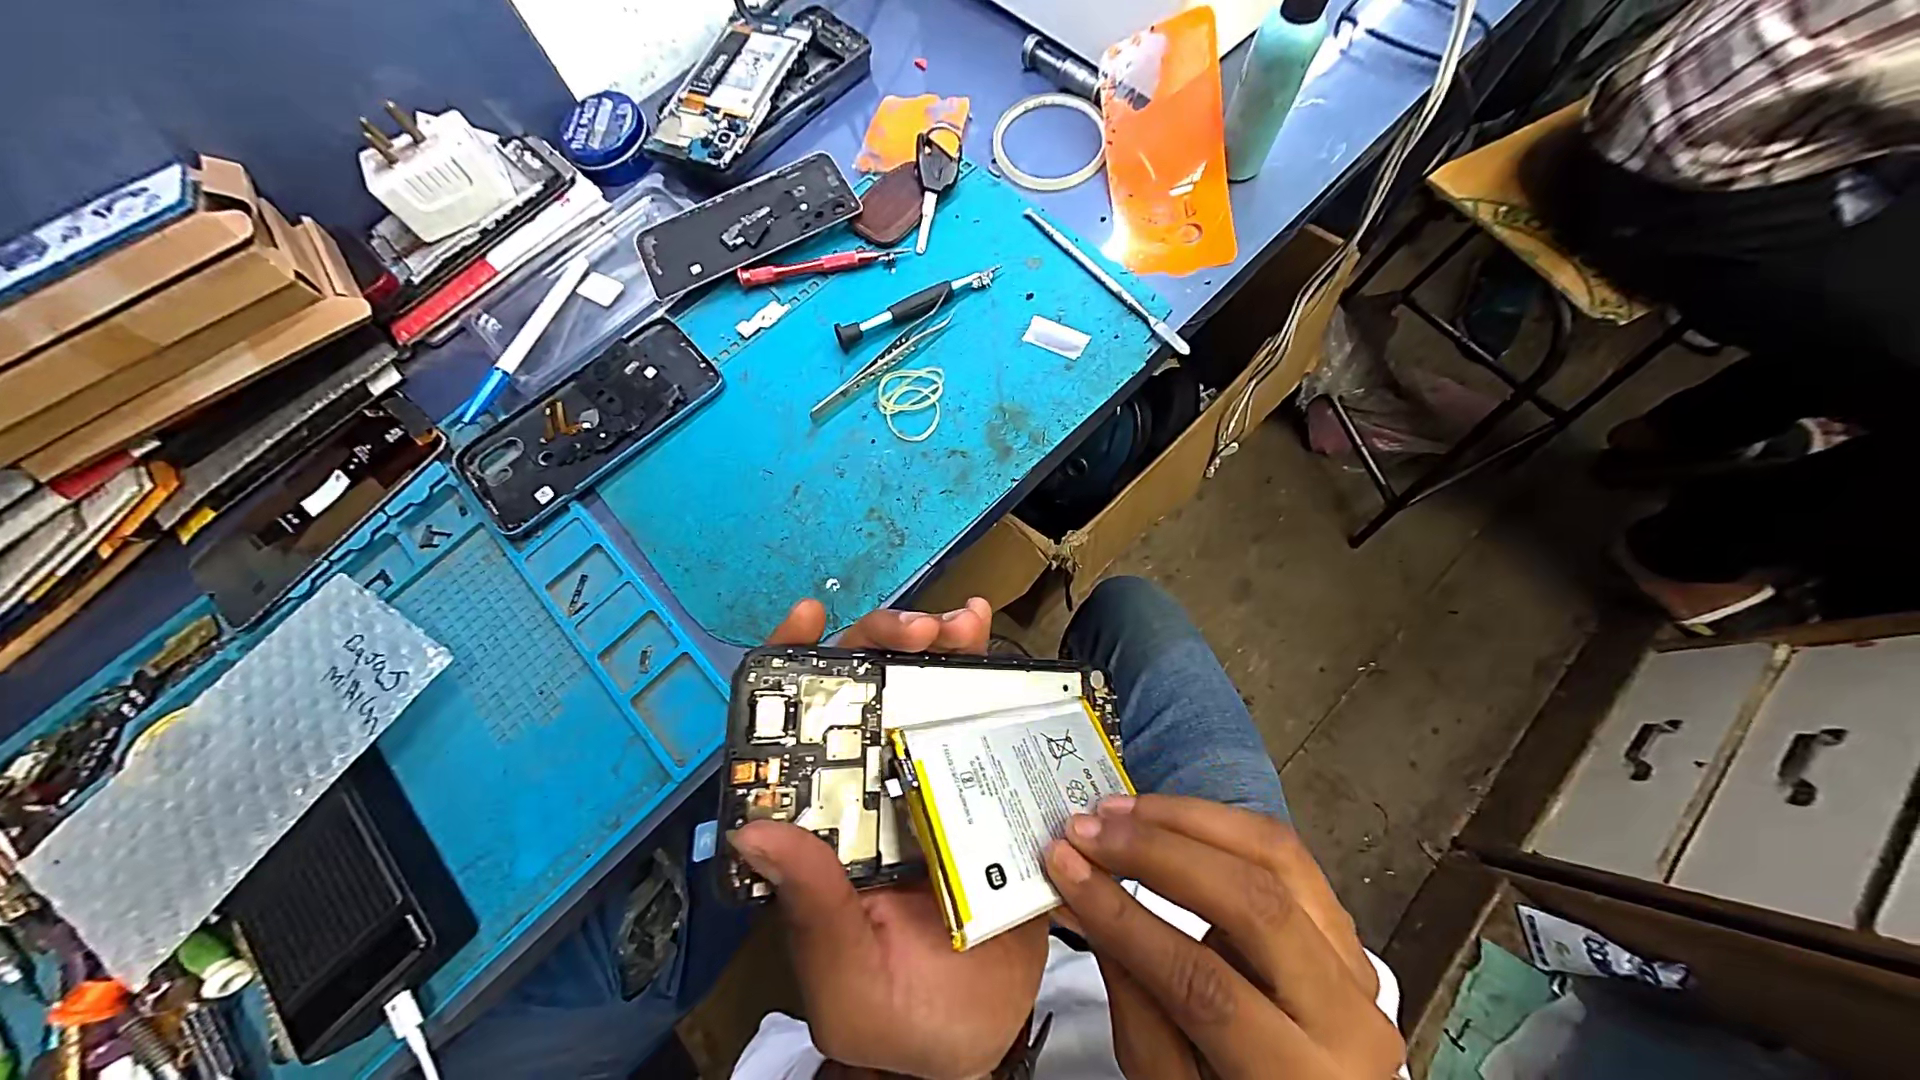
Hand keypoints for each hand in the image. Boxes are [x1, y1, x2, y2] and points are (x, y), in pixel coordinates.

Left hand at [728, 597, 1049, 1079]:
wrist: (971, 1043)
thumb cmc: (890, 1013)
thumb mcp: (842, 968)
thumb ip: (810, 905)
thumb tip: (756, 832)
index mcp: (823, 817)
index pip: (795, 729)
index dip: (794, 665)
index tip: (808, 618)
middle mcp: (870, 785)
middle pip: (867, 691)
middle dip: (886, 643)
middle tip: (918, 630)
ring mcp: (929, 781)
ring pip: (927, 695)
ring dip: (941, 648)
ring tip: (961, 626)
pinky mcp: (983, 790)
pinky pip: (985, 727)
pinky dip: (990, 681)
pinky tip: (998, 651)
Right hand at [1044, 795, 1404, 1079]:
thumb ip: (1130, 993)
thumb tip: (1081, 897)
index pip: (1204, 982)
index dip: (1124, 917)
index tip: (1067, 869)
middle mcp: (1348, 1015)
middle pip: (1253, 899)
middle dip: (1156, 851)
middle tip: (1090, 830)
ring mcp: (1354, 958)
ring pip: (1275, 853)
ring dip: (1186, 819)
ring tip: (1120, 811)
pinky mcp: (1339, 921)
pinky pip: (1280, 850)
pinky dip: (1214, 821)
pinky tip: (1163, 816)